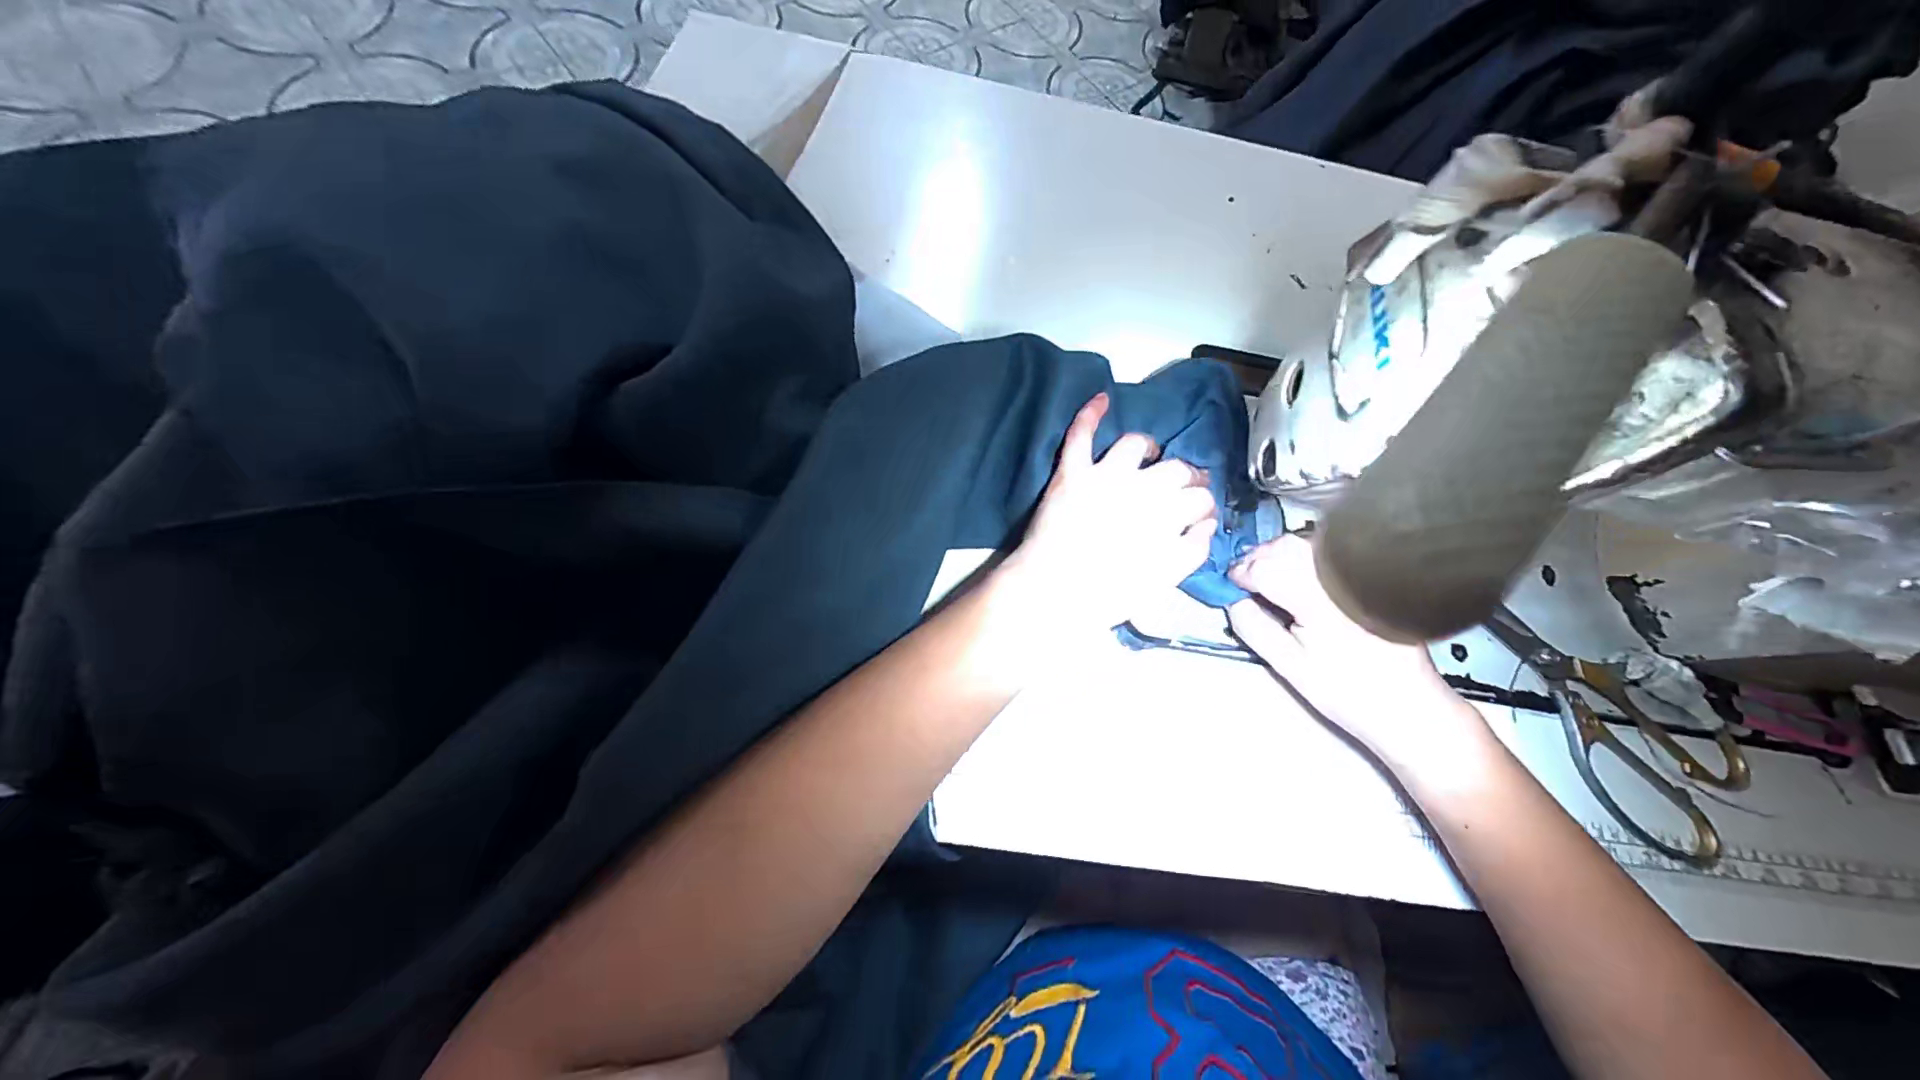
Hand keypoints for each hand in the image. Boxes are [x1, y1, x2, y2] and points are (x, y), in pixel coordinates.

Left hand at [997, 393, 1217, 637]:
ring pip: (1135, 445)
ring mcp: (1104, 475)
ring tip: (1150, 453)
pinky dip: (1090, 415)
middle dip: (1186, 475)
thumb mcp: (1162, 581)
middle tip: (1183, 485)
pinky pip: (1081, 435)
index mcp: (1166, 515)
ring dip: (1147, 447)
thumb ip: (1191, 551)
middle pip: (1175, 469)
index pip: (1199, 499)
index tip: (1200, 514)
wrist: (1053, 588)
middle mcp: (1141, 487)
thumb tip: (1205, 527)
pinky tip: (1101, 399)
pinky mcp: (1071, 472)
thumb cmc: (1107, 593)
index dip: (1203, 505)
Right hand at [1226, 533, 1486, 769]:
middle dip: (1257, 559)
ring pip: (1306, 543)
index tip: (1229, 585)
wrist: (1410, 704)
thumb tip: (1232, 598)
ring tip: (1267, 580)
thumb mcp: (1289, 667)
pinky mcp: (1371, 575)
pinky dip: (1303, 558)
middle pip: (1285, 547)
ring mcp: (1360, 573)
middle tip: (1243, 581)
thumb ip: (1253, 627)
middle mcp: (1342, 577)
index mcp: (1319, 601)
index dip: (1240, 573)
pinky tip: (1297, 579)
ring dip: (1279, 555)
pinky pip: (1327, 552)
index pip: (1265, 568)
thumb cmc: (1348, 693)